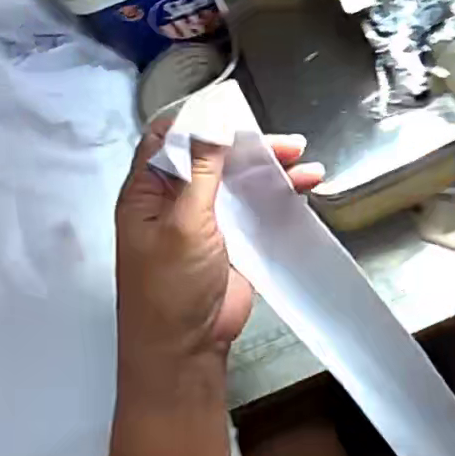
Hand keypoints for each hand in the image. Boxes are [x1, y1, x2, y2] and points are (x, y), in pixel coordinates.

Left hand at [114, 120, 322, 372]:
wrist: (187, 348)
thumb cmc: (171, 284)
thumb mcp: (182, 224)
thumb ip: (200, 173)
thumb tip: (211, 126)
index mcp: (148, 192)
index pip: (167, 140)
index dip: (197, 120)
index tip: (231, 107)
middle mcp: (176, 199)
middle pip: (212, 156)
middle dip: (245, 144)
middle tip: (283, 139)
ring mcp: (207, 219)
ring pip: (238, 179)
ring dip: (268, 166)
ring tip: (302, 154)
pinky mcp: (234, 238)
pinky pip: (256, 206)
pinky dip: (279, 193)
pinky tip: (306, 183)